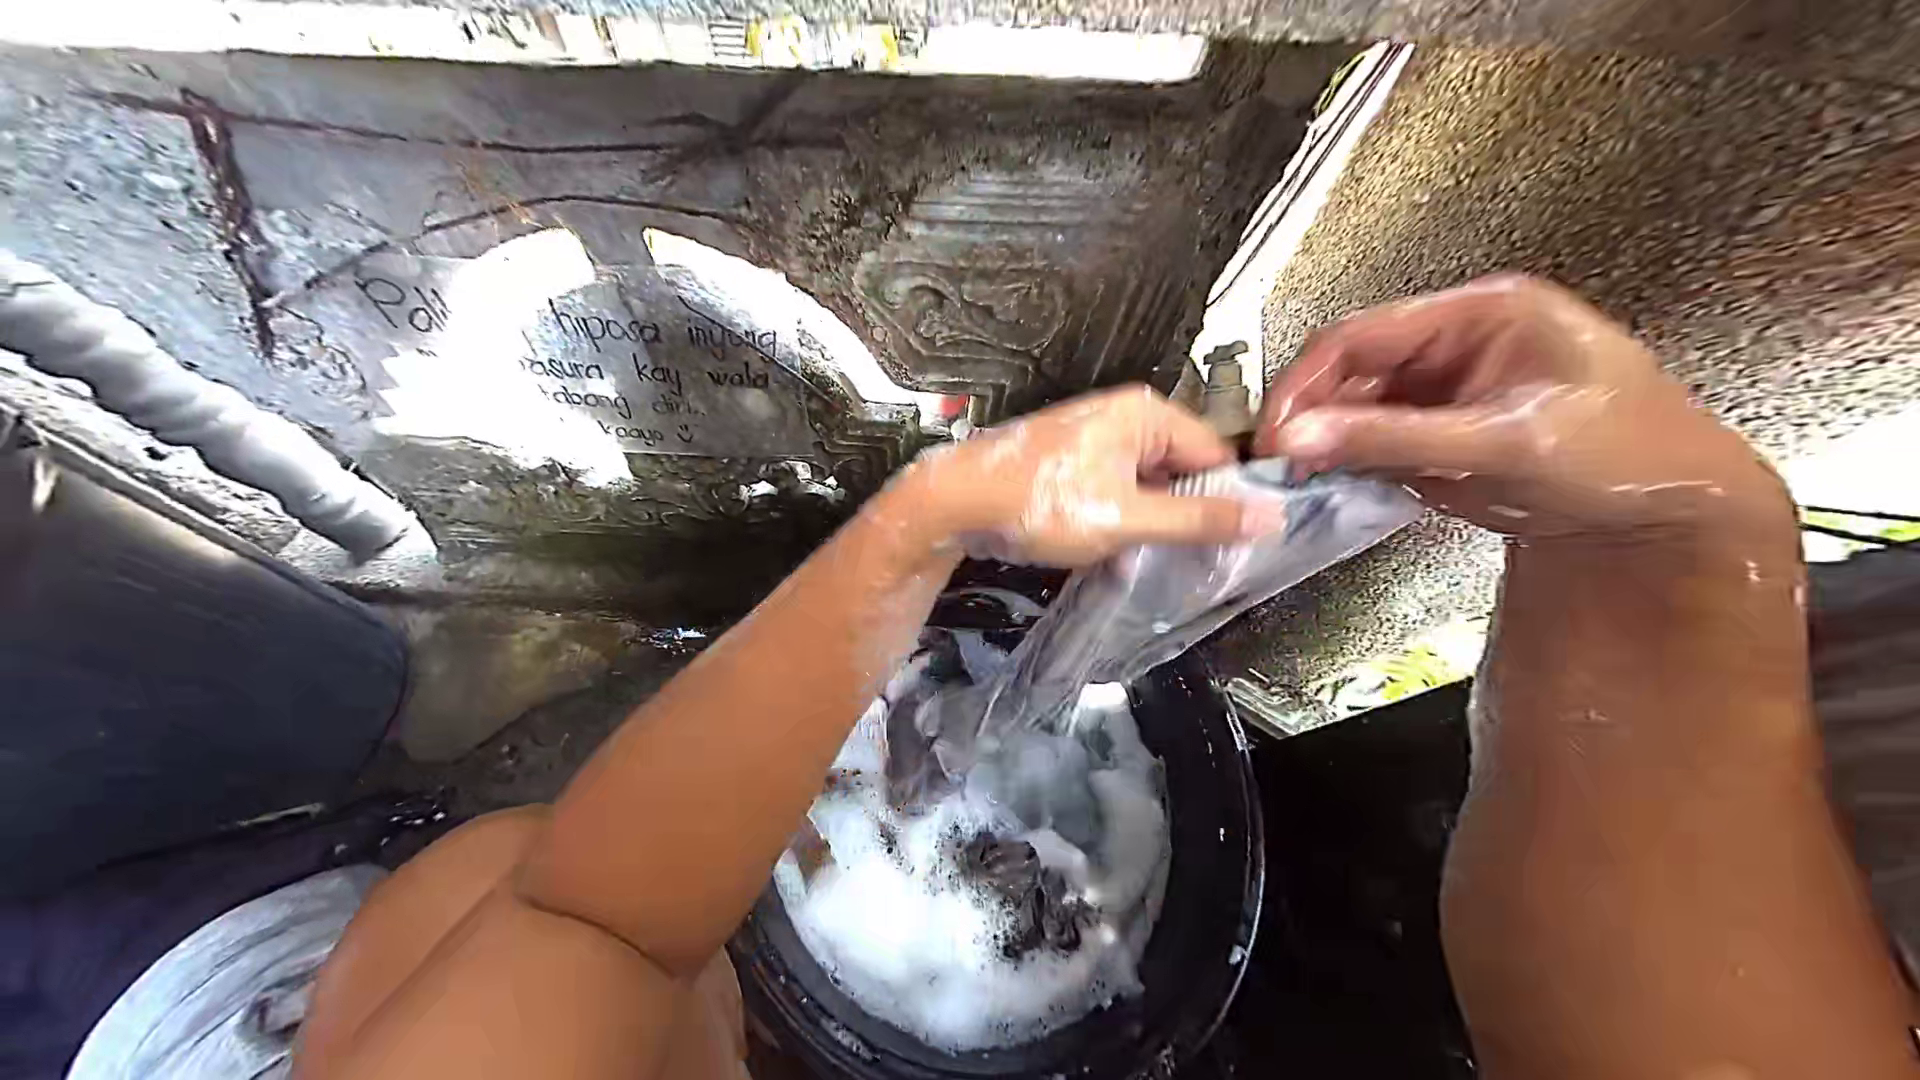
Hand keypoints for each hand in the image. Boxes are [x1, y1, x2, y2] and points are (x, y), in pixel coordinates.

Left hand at [891, 386, 1279, 566]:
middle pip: (1180, 467)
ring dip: (1150, 519)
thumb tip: (1268, 516)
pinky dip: (1121, 516)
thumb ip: (1198, 518)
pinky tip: (1113, 543)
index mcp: (1144, 414)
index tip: (1230, 542)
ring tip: (1145, 552)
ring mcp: (1094, 440)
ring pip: (1147, 483)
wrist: (957, 503)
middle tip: (1185, 556)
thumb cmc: (1041, 502)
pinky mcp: (1073, 464)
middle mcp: (1122, 418)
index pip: (1214, 453)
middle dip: (1183, 511)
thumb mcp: (1128, 517)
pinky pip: (1116, 489)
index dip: (1225, 498)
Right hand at [1255, 275, 1793, 545]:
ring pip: (1347, 404)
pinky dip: (1337, 458)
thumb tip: (1291, 439)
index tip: (1273, 434)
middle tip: (1276, 462)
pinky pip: (1363, 436)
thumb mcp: (1500, 444)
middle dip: (1305, 413)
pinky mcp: (1425, 427)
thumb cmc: (1611, 459)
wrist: (1658, 519)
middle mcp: (1446, 342)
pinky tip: (1323, 480)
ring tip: (1293, 476)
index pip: (1358, 335)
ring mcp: (1434, 387)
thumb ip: (1390, 439)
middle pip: (1345, 368)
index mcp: (1476, 315)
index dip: (1304, 382)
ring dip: (1317, 439)